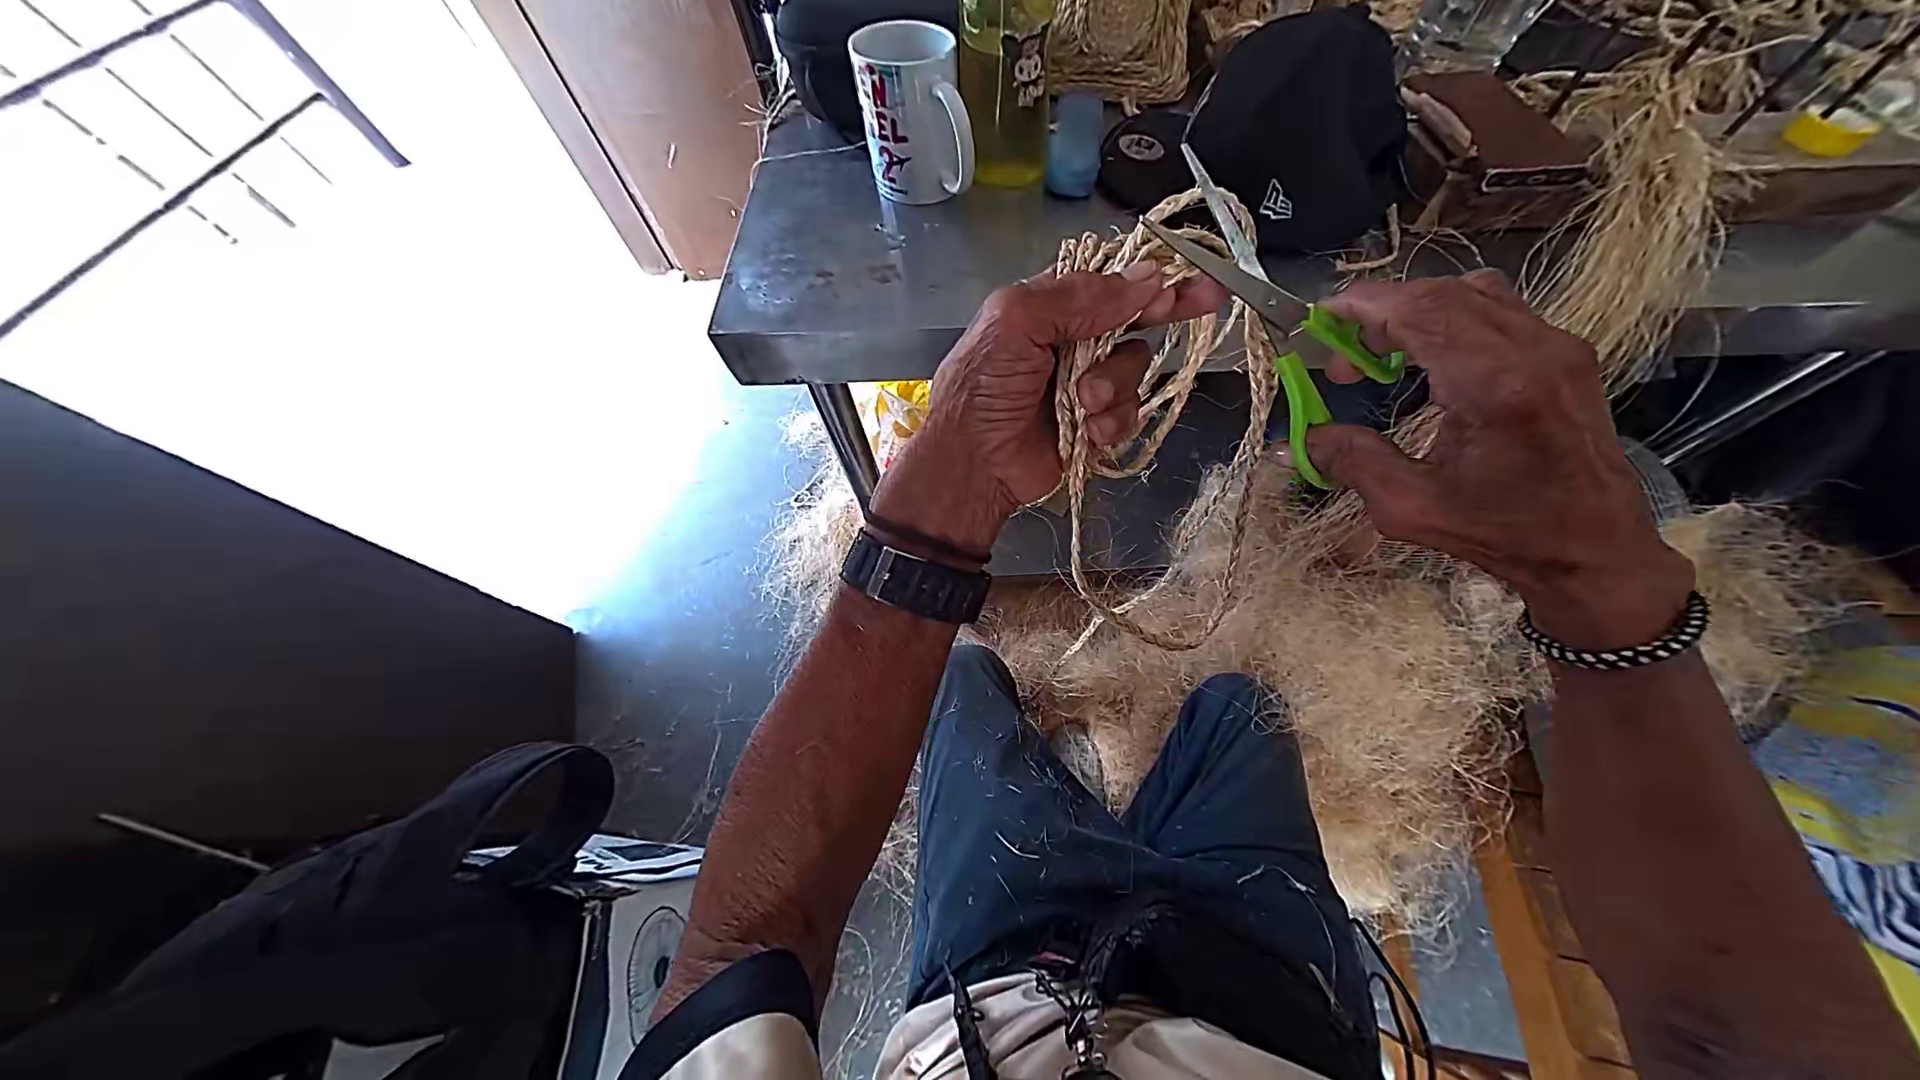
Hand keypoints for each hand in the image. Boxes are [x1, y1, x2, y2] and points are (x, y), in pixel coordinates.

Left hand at [870, 266, 1226, 558]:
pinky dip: (1112, 421)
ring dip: (1114, 384)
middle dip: (1166, 311)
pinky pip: (1128, 413)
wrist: (973, 462)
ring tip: (1083, 400)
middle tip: (1207, 298)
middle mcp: (1072, 341)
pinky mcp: (1095, 425)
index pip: (1107, 281)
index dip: (1147, 276)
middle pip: (1134, 319)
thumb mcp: (1016, 323)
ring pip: (1134, 368)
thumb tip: (1146, 277)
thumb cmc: (983, 387)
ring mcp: (1085, 384)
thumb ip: (1078, 296)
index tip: (1184, 274)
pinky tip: (1089, 430)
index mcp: (1048, 307)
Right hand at [1304, 270, 1694, 649]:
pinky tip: (1424, 366)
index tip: (1319, 320)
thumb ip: (1350, 460)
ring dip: (1414, 314)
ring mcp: (1557, 347)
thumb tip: (1300, 439)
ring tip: (1379, 357)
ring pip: (1472, 295)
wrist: (1593, 548)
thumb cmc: (1500, 532)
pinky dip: (1446, 323)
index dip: (1362, 306)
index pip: (1421, 310)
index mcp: (1495, 383)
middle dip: (1379, 313)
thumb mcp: (1406, 506)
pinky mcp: (1564, 355)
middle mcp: (1534, 349)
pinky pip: (1496, 313)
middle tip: (1341, 360)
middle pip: (1443, 294)